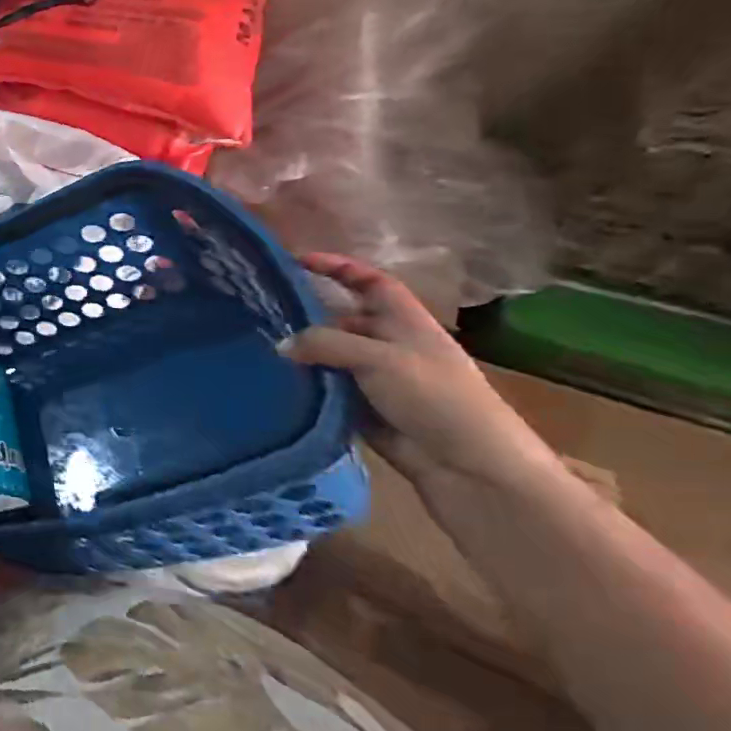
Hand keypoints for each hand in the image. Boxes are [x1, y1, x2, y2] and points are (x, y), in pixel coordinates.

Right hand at [278, 253, 564, 492]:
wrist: (471, 470)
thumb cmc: (437, 398)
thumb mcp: (380, 358)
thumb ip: (324, 344)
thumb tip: (280, 345)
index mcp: (406, 323)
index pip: (371, 282)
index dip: (338, 267)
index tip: (297, 260)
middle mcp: (390, 345)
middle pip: (342, 319)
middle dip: (307, 314)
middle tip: (262, 311)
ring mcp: (377, 379)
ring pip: (329, 355)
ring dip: (302, 353)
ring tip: (259, 346)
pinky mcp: (364, 409)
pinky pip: (326, 388)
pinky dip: (305, 383)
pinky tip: (275, 380)